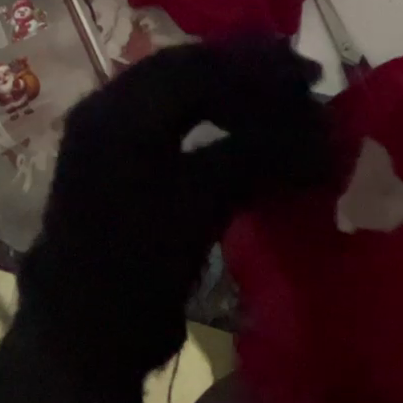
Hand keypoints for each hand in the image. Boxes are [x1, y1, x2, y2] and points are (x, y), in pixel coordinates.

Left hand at [0, 38, 330, 402]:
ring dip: (227, 89)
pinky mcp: (112, 155)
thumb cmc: (137, 265)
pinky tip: (242, 124)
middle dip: (243, 71)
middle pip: (184, 69)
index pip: (195, 67)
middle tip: (300, 77)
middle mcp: (106, 106)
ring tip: (279, 97)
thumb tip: (322, 135)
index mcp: (118, 109)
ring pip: (176, 89)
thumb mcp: (200, 205)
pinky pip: (167, 115)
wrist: (80, 334)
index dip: (255, 68)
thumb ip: (255, 157)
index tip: (307, 75)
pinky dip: (209, 114)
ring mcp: (105, 129)